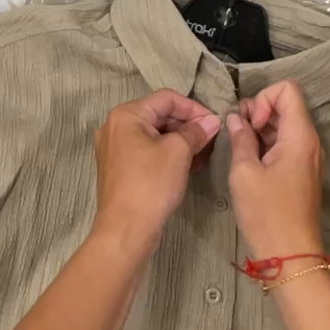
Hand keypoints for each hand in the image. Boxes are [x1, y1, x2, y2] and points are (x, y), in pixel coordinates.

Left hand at [92, 89, 220, 257]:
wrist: (125, 231)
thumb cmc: (150, 184)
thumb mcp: (178, 152)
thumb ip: (196, 131)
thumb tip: (211, 121)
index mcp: (126, 115)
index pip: (166, 98)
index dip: (194, 107)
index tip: (214, 122)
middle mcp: (115, 127)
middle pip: (159, 115)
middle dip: (188, 125)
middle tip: (212, 138)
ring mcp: (114, 149)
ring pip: (154, 135)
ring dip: (180, 141)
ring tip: (204, 153)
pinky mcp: (119, 169)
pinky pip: (147, 151)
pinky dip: (167, 154)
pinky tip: (188, 165)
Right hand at [225, 80, 324, 257]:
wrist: (291, 257)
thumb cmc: (267, 214)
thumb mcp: (244, 173)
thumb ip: (240, 138)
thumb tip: (236, 118)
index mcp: (300, 136)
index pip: (287, 89)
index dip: (263, 98)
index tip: (251, 125)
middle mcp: (310, 141)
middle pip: (286, 105)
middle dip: (258, 112)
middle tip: (238, 134)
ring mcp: (308, 157)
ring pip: (284, 124)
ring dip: (260, 129)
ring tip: (240, 148)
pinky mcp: (303, 172)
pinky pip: (286, 143)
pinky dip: (267, 144)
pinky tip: (250, 161)